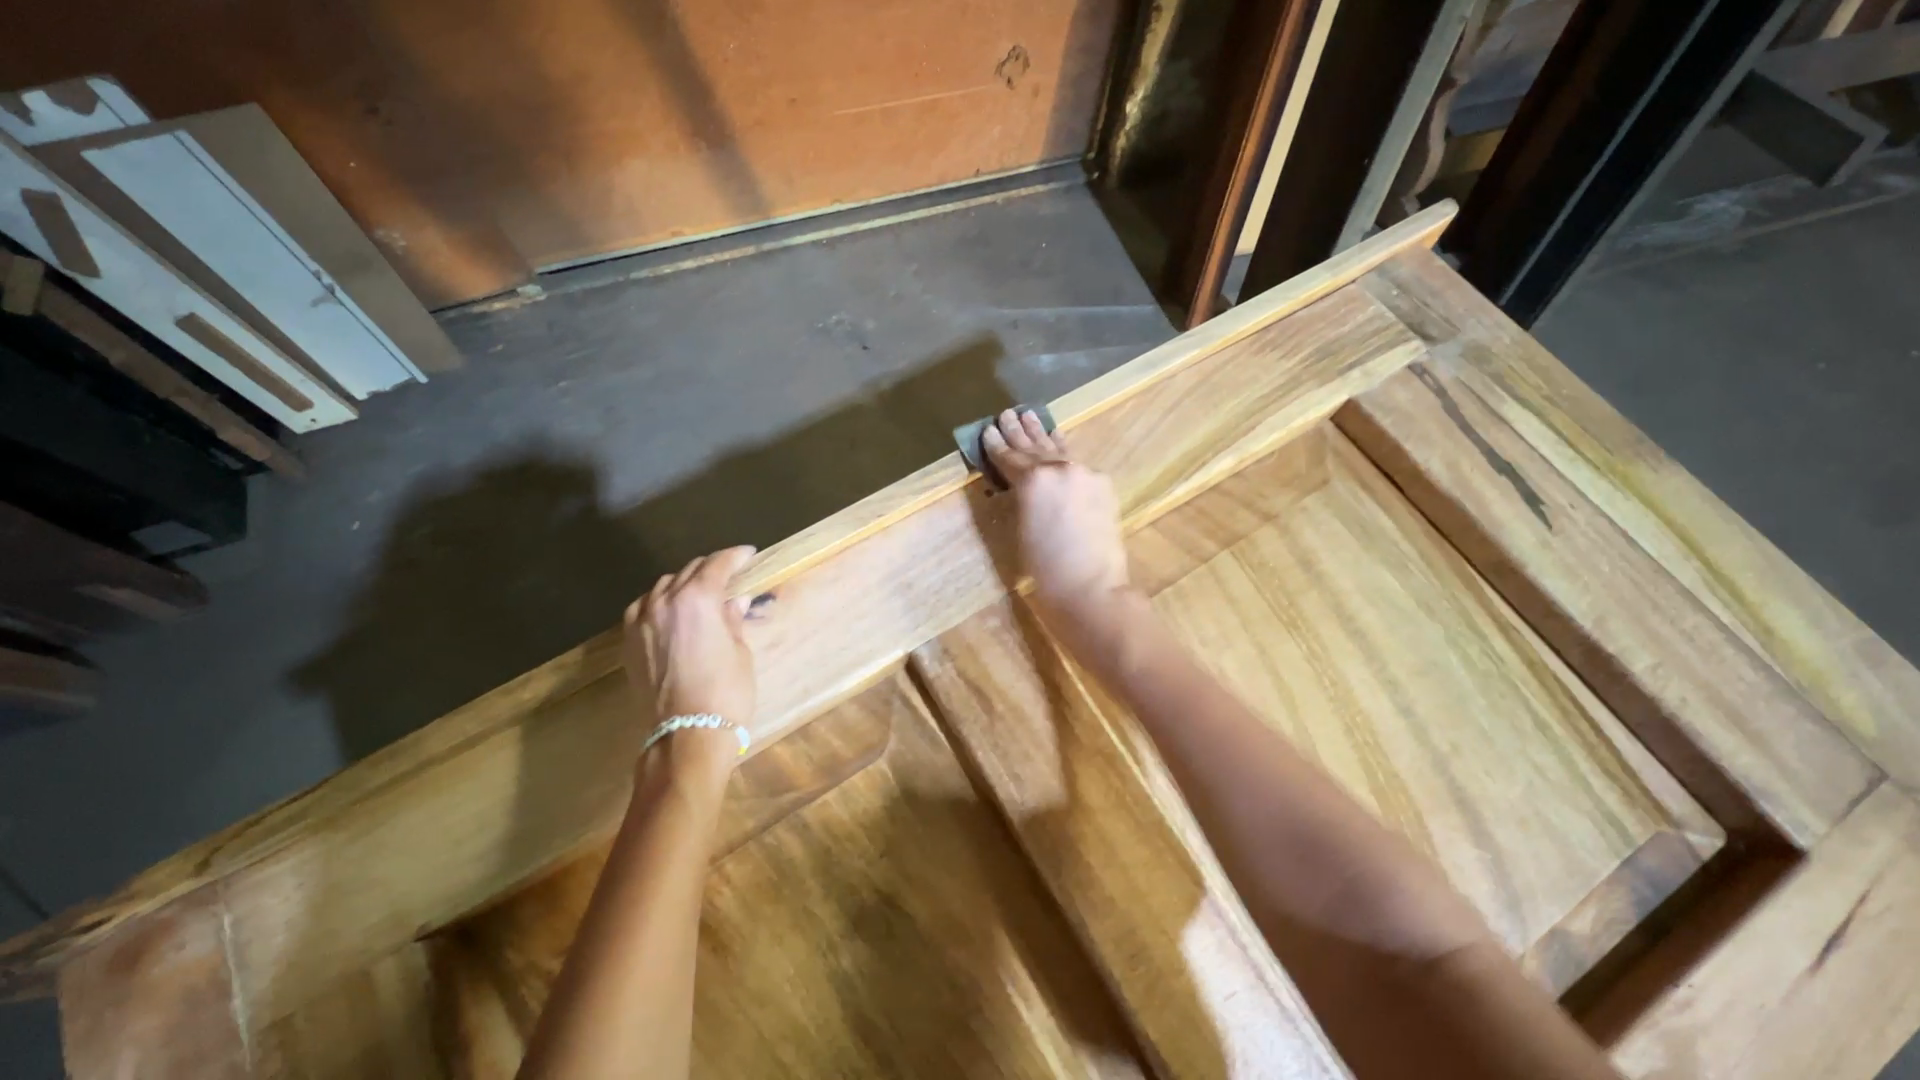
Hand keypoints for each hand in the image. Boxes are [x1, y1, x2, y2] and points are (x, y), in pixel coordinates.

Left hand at [625, 546, 758, 776]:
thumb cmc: (726, 693)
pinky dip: (658, 603)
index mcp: (698, 599)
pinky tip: (668, 611)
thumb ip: (733, 621)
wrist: (687, 734)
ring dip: (683, 584)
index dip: (735, 556)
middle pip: (688, 571)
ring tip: (698, 592)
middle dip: (710, 569)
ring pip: (662, 587)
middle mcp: (665, 601)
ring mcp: (642, 621)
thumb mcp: (740, 653)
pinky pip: (642, 608)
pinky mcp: (629, 642)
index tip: (748, 554)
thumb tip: (734, 601)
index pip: (717, 564)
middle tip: (728, 573)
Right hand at [982, 408, 1131, 614]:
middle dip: (1018, 431)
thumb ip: (1021, 498)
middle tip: (1007, 413)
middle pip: (1033, 446)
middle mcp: (1058, 468)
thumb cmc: (1045, 567)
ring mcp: (1083, 472)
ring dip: (1041, 432)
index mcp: (1032, 480)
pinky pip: (1076, 461)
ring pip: (1057, 448)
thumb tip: (1020, 486)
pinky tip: (1058, 441)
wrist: (1090, 585)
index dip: (996, 445)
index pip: (1009, 458)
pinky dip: (1063, 450)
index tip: (988, 430)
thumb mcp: (1021, 529)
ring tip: (1030, 415)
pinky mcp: (1102, 483)